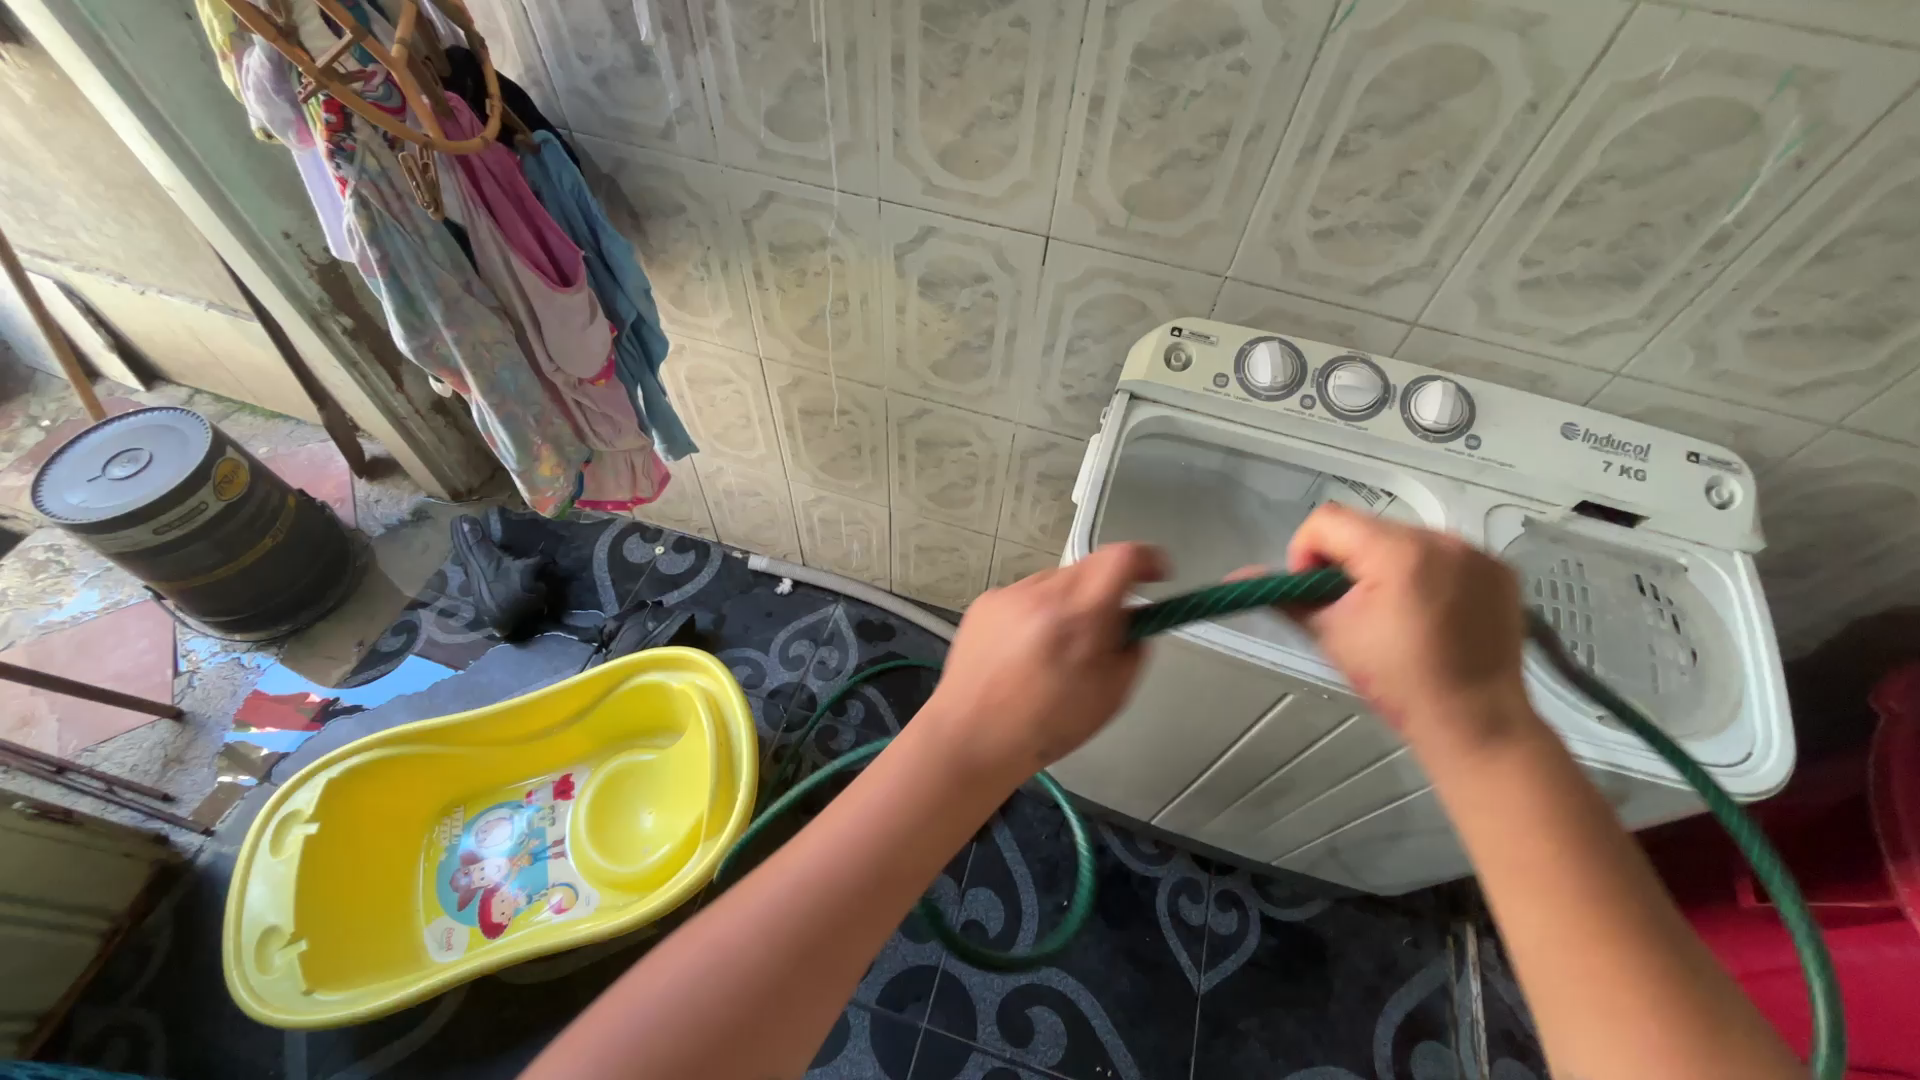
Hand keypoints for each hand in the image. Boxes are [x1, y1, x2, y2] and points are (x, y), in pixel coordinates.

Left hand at [924, 543, 1166, 775]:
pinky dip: (1038, 612)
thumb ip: (1133, 647)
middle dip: (1108, 590)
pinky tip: (1027, 650)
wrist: (970, 737)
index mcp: (1078, 617)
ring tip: (1057, 650)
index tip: (1156, 574)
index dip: (1148, 559)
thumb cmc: (1044, 728)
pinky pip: (1026, 595)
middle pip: (1091, 565)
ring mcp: (1009, 595)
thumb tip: (1136, 618)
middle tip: (1105, 629)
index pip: (1122, 557)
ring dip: (1070, 602)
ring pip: (1058, 580)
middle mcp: (1041, 595)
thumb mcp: (1111, 695)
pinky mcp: (985, 602)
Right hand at [1249, 504, 1536, 757]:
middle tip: (1355, 611)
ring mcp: (1476, 553)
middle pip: (1365, 528)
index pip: (1326, 520)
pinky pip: (1443, 554)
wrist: (1476, 723)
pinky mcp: (1500, 569)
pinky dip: (1426, 574)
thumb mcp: (1330, 635)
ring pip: (1403, 539)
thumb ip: (1285, 597)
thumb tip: (1233, 577)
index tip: (1321, 597)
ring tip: (1396, 615)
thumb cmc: (1397, 682)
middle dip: (1348, 563)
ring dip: (1386, 566)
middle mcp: (1442, 539)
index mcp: (1397, 552)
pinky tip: (1431, 614)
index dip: (1307, 554)